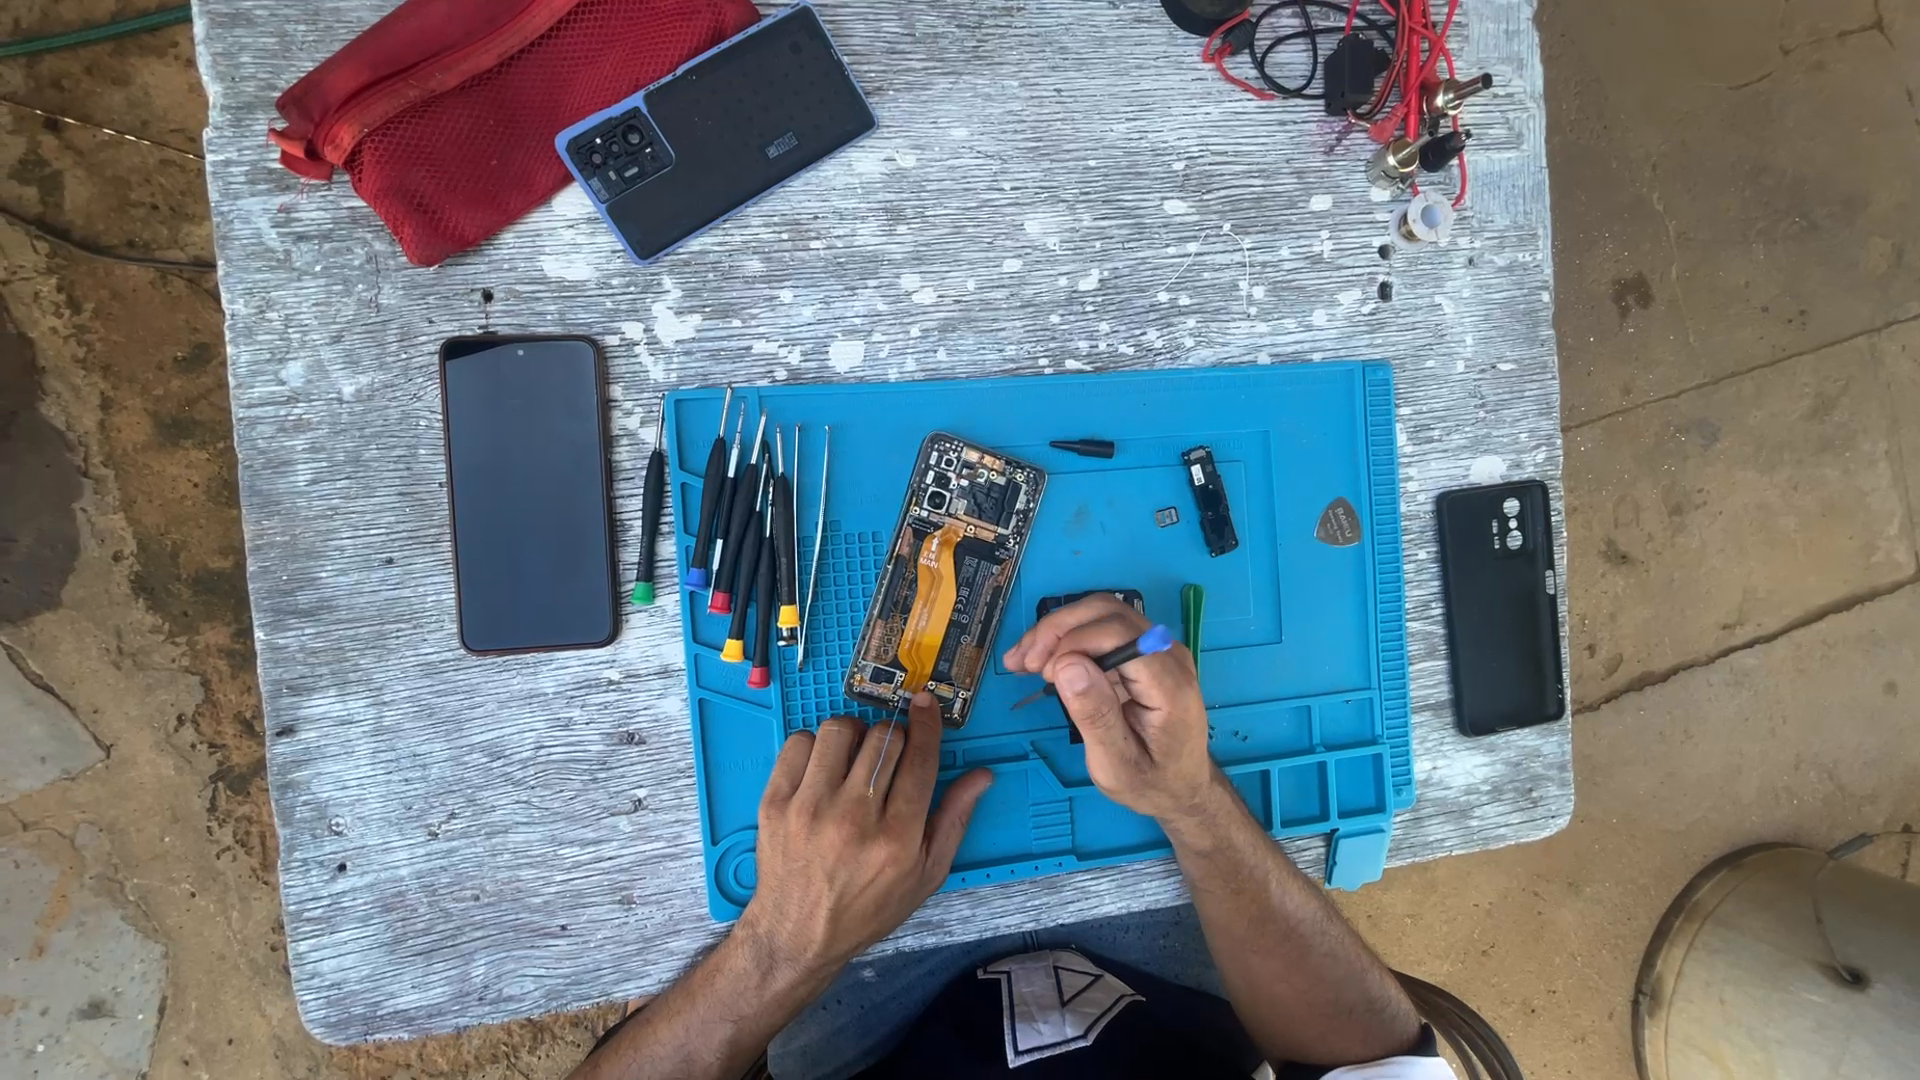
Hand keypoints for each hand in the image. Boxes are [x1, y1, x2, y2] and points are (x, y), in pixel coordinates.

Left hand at [738, 692, 993, 974]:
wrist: (796, 937)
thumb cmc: (868, 907)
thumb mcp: (925, 875)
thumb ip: (954, 819)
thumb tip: (982, 775)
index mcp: (897, 837)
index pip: (919, 758)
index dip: (927, 723)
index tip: (925, 703)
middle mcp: (854, 818)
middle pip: (883, 738)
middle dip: (893, 736)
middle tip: (888, 757)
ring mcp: (810, 807)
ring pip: (841, 730)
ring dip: (855, 735)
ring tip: (854, 758)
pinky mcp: (776, 802)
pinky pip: (800, 741)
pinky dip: (816, 745)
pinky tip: (822, 769)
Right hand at [1003, 594, 1224, 824]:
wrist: (1181, 787)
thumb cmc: (1150, 782)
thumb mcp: (1117, 763)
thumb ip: (1095, 715)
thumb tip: (1066, 665)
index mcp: (1169, 684)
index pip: (1120, 633)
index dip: (1074, 641)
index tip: (1044, 673)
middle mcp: (1167, 654)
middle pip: (1108, 612)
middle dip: (1059, 629)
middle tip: (1024, 662)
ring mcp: (1156, 648)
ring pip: (1101, 613)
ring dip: (1057, 630)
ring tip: (1023, 660)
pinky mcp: (1142, 650)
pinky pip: (1101, 628)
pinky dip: (1066, 637)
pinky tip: (1039, 659)